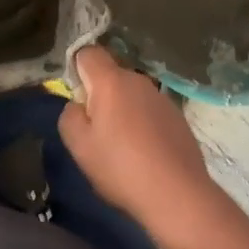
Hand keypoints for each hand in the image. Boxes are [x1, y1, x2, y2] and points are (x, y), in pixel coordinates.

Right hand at [59, 46, 212, 218]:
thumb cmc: (121, 167)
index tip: (78, 100)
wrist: (179, 195)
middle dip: (101, 96)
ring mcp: (161, 98)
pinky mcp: (178, 117)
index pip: (88, 53)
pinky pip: (150, 111)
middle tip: (98, 132)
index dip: (78, 70)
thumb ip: (69, 116)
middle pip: (111, 76)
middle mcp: (138, 80)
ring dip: (124, 111)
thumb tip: (77, 105)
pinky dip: (144, 125)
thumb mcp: (80, 146)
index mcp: (111, 80)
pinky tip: (146, 154)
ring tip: (124, 148)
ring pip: (132, 95)